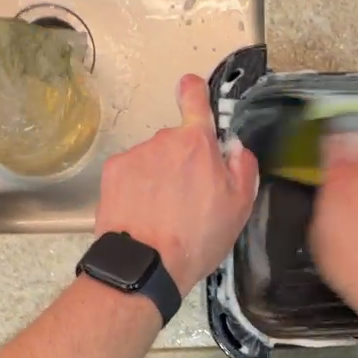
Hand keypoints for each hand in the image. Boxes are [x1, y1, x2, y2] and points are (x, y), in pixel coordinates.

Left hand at [94, 74, 259, 289]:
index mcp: (198, 144)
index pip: (195, 98)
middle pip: (176, 142)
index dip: (194, 92)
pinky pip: (131, 174)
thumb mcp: (239, 208)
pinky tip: (144, 214)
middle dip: (183, 162)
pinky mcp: (113, 172)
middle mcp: (164, 141)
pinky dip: (137, 189)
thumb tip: (236, 150)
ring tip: (165, 214)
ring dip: (159, 178)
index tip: (192, 93)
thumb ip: (243, 169)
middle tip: (189, 199)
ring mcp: (135, 155)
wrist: (147, 265)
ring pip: (153, 160)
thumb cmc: (196, 239)